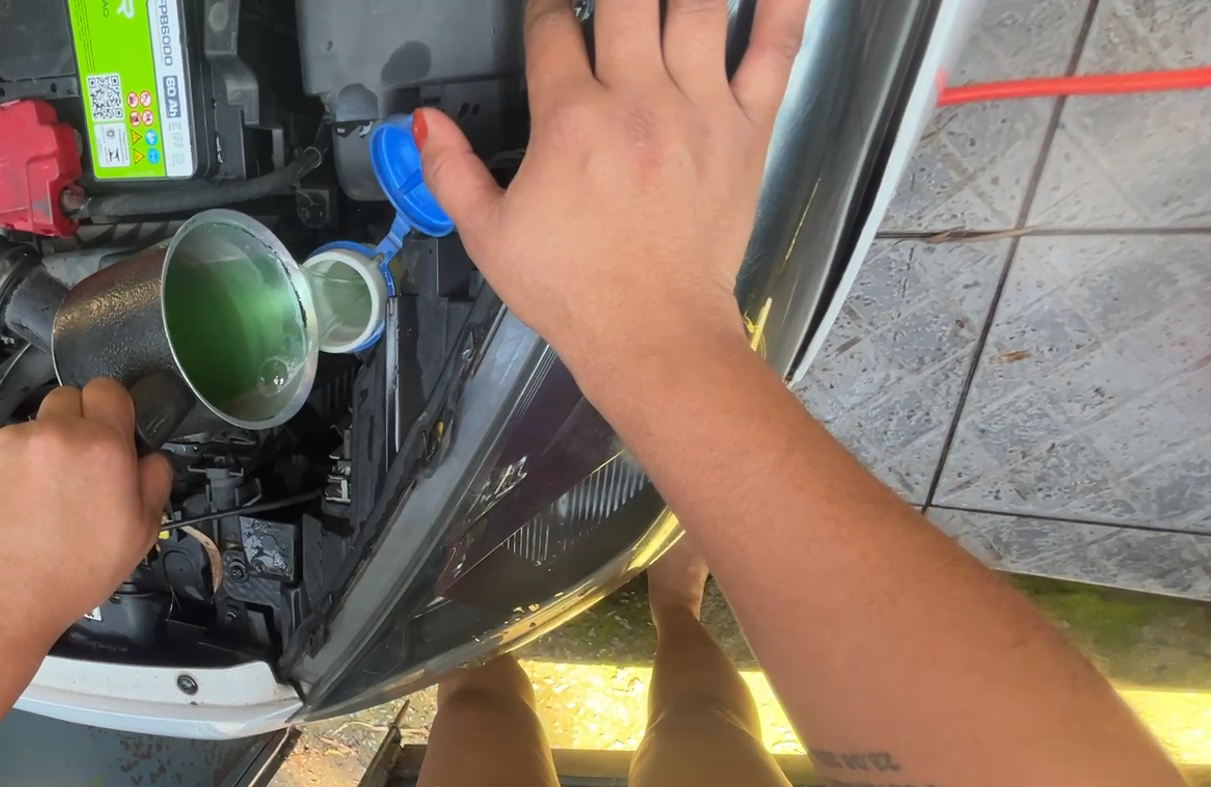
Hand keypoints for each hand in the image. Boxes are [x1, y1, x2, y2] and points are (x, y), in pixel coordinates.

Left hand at [0, 378, 172, 645]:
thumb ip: (154, 483)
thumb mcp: (140, 537)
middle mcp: (56, 433)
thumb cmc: (71, 575)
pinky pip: (6, 443)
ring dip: (46, 446)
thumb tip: (150, 458)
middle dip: (80, 424)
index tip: (113, 436)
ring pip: (38, 425)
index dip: (114, 412)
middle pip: (72, 398)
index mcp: (103, 447)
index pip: (110, 391)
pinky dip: (14, 463)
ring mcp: (12, 440)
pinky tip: (15, 502)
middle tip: (80, 470)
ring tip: (43, 496)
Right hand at [415, 0, 809, 367]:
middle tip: (605, 0)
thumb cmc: (567, 289)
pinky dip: (785, 2)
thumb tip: (426, 122)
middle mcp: (637, 98)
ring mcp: (699, 107)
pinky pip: (777, 45)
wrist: (647, 330)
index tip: (546, 10)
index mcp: (569, 122)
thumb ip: (451, 173)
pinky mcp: (747, 129)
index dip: (544, 8)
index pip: (552, 30)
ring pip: (699, 2)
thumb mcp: (487, 238)